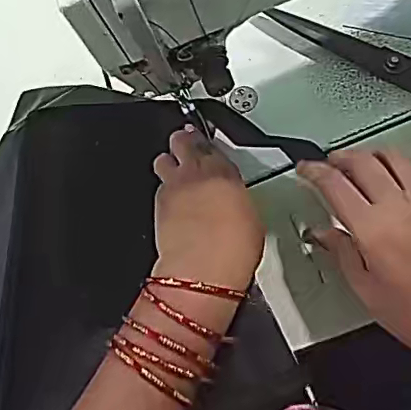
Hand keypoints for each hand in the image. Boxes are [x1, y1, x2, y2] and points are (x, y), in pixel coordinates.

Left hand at [152, 126, 265, 290]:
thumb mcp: (251, 219)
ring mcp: (174, 185)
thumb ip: (238, 198)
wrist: (202, 270)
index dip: (210, 144)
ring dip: (169, 161)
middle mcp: (196, 173)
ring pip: (164, 158)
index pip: (214, 146)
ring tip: (173, 166)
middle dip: (184, 140)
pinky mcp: (159, 202)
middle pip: (183, 141)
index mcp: (225, 173)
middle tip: (187, 141)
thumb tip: (235, 203)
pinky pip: (159, 185)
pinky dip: (164, 187)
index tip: (210, 146)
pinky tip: (170, 196)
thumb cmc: (232, 250)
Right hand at [298, 148, 410, 372]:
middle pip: (361, 161)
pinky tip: (390, 176)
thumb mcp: (368, 293)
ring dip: (368, 155)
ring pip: (391, 156)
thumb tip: (324, 234)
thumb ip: (342, 254)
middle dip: (338, 157)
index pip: (334, 183)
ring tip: (357, 164)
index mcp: (375, 230)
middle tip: (326, 164)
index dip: (314, 171)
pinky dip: (396, 164)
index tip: (306, 170)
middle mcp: (401, 208)